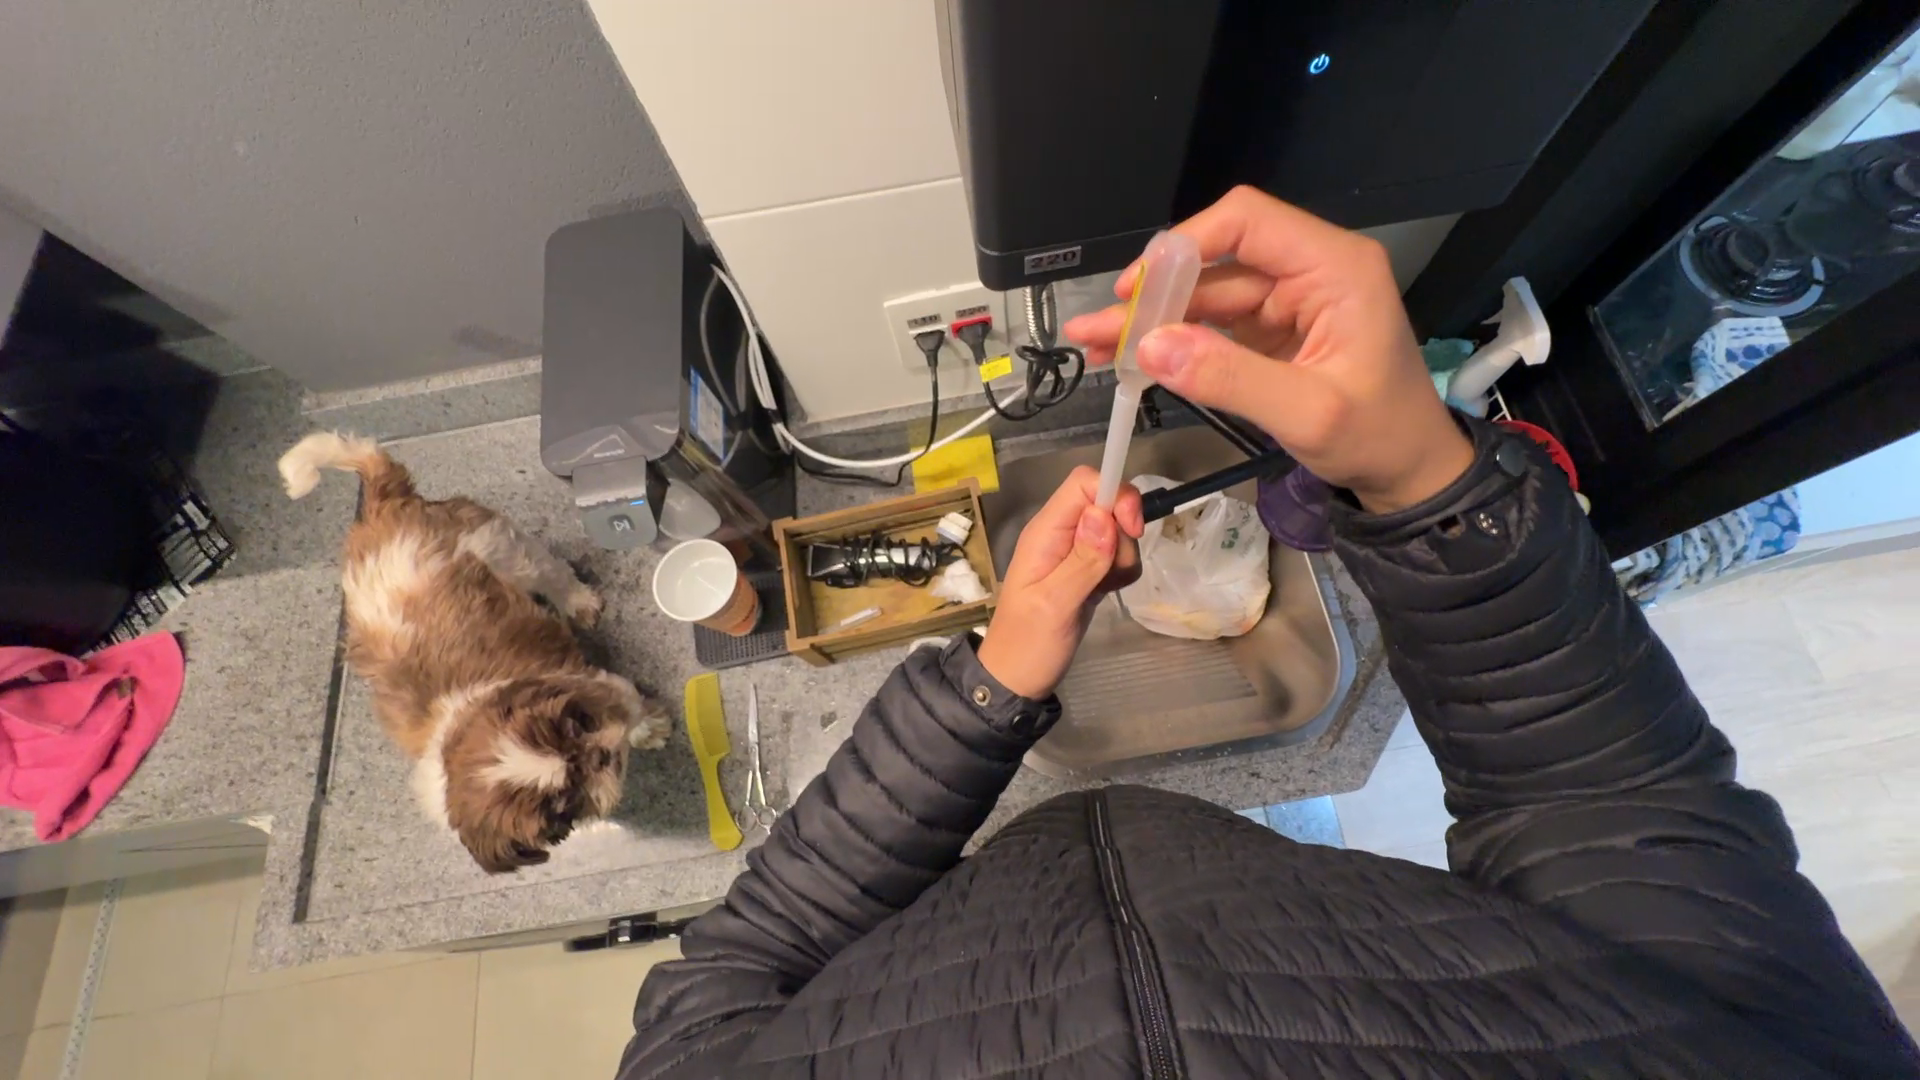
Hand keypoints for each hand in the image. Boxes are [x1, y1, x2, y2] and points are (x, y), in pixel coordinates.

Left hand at [976, 467, 1143, 699]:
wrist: (1017, 678)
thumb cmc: (1027, 644)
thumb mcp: (1053, 606)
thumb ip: (1081, 561)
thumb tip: (1103, 516)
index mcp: (1045, 533)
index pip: (1083, 484)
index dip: (1115, 494)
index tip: (1131, 528)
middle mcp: (1059, 535)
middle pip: (1107, 505)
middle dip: (1122, 534)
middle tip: (1111, 573)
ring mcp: (1073, 553)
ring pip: (1116, 532)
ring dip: (1122, 558)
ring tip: (1103, 590)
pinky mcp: (1086, 572)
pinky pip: (1116, 557)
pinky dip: (1120, 573)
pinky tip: (1105, 595)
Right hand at [1065, 186, 1473, 511]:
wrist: (1405, 469)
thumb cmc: (1377, 436)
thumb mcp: (1308, 413)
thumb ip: (1230, 378)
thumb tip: (1150, 348)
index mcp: (1333, 268)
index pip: (1247, 223)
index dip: (1183, 246)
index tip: (1135, 289)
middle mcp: (1305, 273)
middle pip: (1213, 264)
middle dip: (1152, 296)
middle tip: (1094, 327)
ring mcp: (1283, 304)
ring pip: (1202, 297)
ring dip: (1150, 321)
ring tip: (1097, 346)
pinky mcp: (1266, 334)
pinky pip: (1209, 328)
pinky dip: (1170, 344)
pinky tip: (1131, 358)